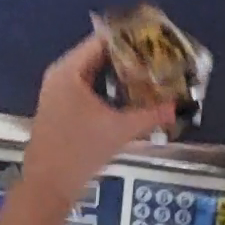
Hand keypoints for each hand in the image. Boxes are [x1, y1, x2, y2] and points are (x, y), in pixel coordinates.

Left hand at [18, 36, 173, 209]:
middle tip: (157, 56)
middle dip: (127, 56)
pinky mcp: (60, 107)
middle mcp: (61, 75)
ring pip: (93, 72)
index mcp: (69, 71)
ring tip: (149, 72)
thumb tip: (177, 107)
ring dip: (118, 72)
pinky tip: (129, 94)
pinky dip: (107, 86)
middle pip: (97, 55)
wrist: (48, 187)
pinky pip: (87, 86)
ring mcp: (58, 91)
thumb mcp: (119, 130)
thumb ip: (150, 116)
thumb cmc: (79, 151)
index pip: (101, 41)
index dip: (128, 38)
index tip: (154, 38)